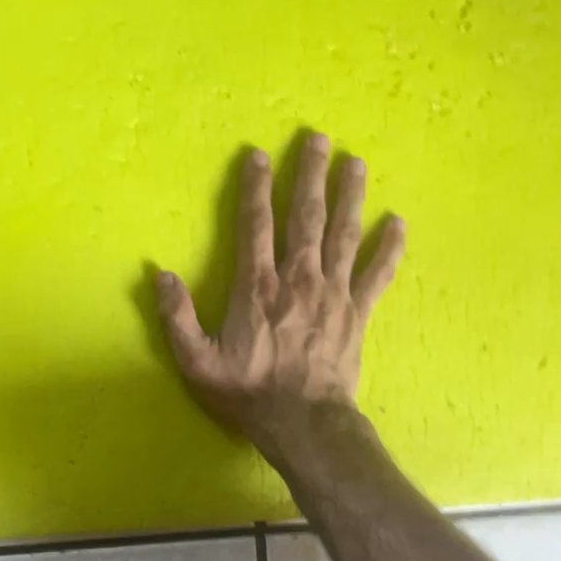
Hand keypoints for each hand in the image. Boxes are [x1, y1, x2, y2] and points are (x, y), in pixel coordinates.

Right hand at [154, 133, 405, 466]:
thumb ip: (177, 316)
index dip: (256, 190)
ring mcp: (333, 294)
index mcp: (256, 288)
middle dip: (310, 176)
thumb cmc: (244, 391)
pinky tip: (398, 222)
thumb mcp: (195, 360)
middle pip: (306, 218)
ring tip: (355, 161)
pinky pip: (378, 272)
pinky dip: (389, 246)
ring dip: (350, 195)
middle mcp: (298, 280)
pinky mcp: (357, 312)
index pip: (255, 227)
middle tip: (317, 139)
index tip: (259, 156)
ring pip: (344, 234)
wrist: (302, 421)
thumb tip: (162, 275)